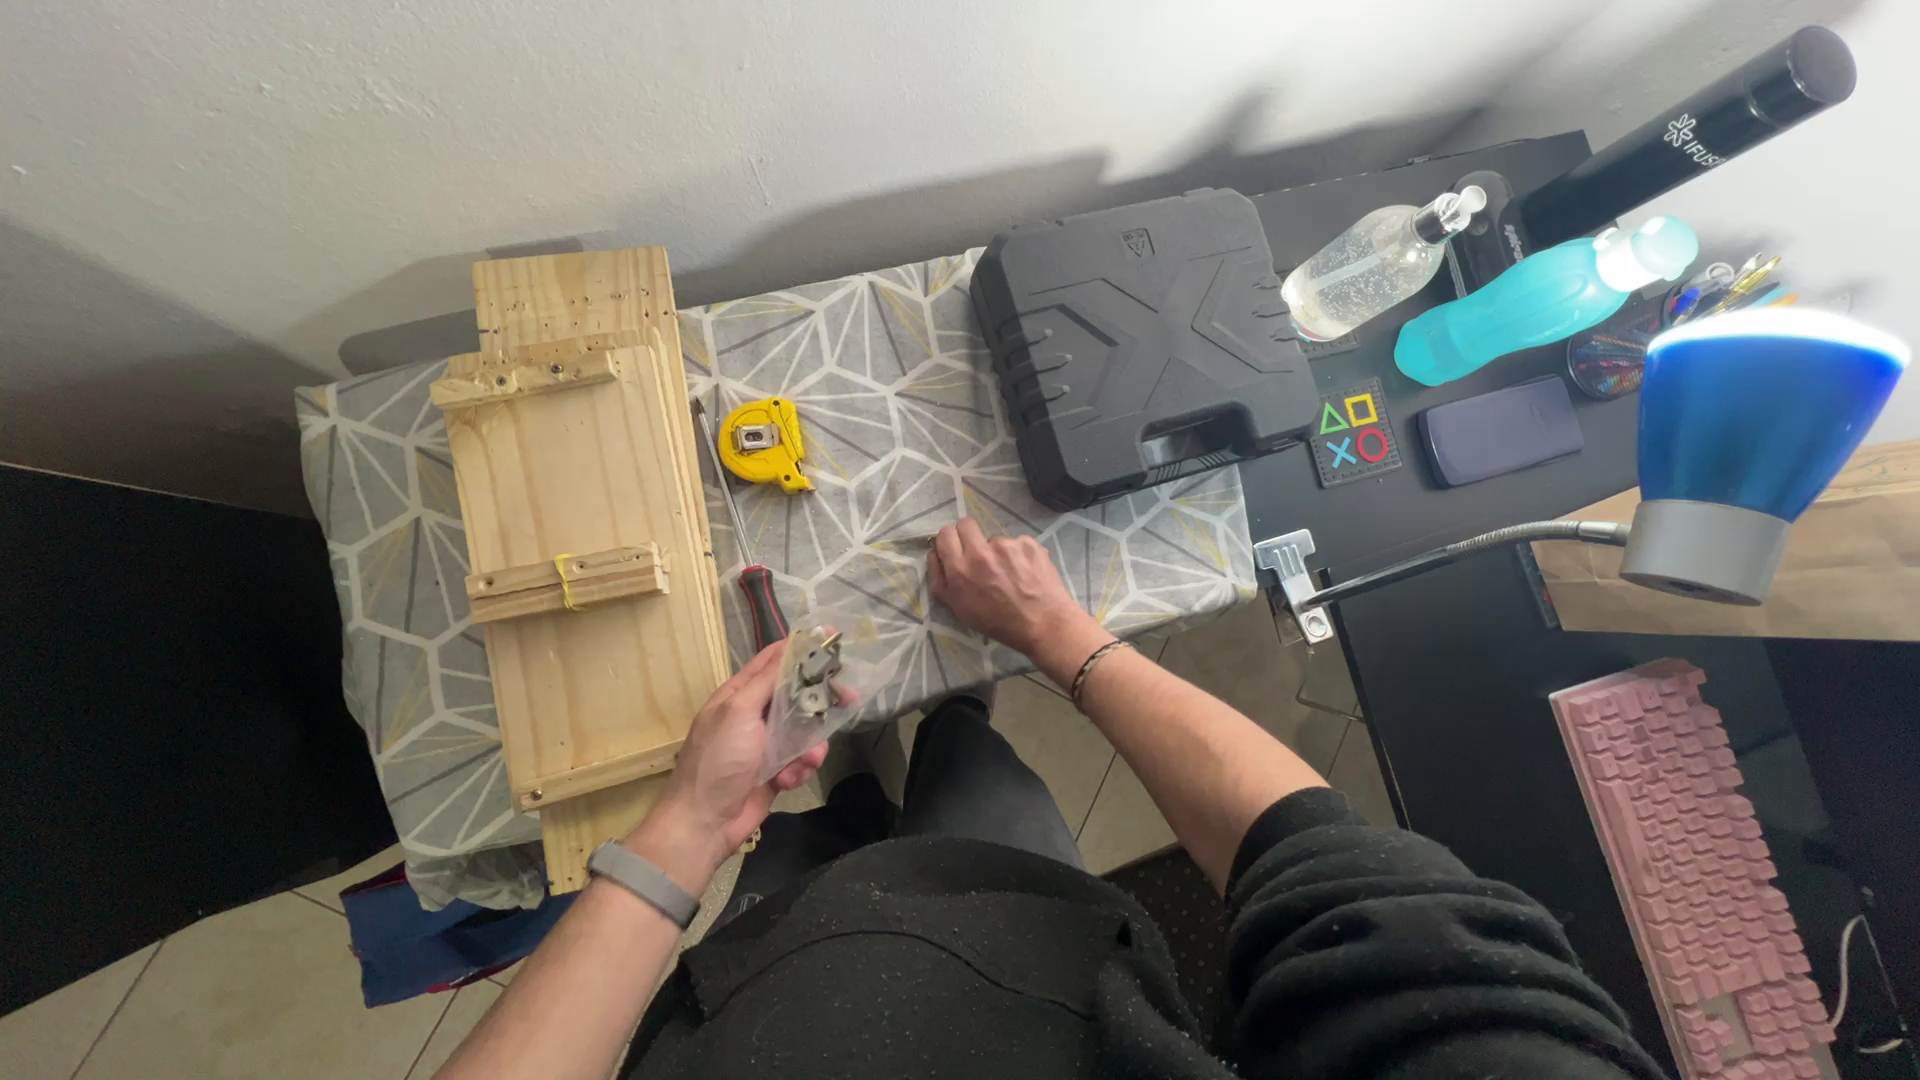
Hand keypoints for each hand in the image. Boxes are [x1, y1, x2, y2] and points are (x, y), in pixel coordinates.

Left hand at [627, 643, 827, 886]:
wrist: (705, 823)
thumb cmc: (718, 760)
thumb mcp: (739, 711)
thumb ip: (767, 680)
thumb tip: (789, 646)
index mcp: (738, 694)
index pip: (772, 661)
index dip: (800, 648)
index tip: (831, 638)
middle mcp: (753, 714)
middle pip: (796, 695)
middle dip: (820, 699)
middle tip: (848, 697)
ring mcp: (765, 744)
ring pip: (805, 730)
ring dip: (810, 745)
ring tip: (807, 760)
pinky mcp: (776, 770)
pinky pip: (801, 759)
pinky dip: (800, 769)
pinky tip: (788, 780)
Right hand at [928, 518, 1093, 655]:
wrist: (1043, 624)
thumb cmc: (997, 622)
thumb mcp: (959, 609)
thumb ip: (940, 579)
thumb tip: (933, 553)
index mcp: (960, 569)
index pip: (945, 534)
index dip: (950, 541)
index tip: (957, 551)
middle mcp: (981, 552)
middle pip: (965, 524)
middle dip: (969, 536)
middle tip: (979, 556)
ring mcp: (1007, 545)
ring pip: (994, 538)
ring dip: (997, 551)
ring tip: (1009, 574)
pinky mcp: (1028, 543)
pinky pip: (1016, 543)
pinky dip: (1018, 555)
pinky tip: (1026, 572)